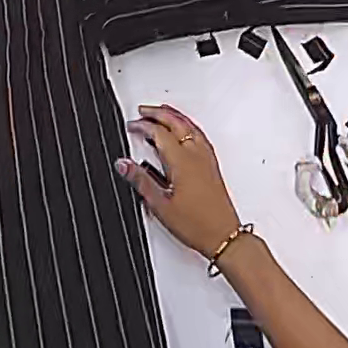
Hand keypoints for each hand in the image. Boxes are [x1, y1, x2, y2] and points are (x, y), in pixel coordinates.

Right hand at [116, 104, 242, 257]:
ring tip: (162, 112)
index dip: (143, 126)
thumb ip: (140, 180)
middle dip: (157, 113)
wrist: (223, 236)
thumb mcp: (160, 205)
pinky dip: (188, 126)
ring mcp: (206, 159)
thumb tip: (123, 164)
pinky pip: (199, 135)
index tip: (132, 126)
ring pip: (189, 126)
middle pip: (176, 123)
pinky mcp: (212, 165)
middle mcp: (196, 155)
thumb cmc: (197, 224)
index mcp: (182, 161)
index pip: (159, 133)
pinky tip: (185, 130)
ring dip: (174, 116)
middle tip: (143, 111)